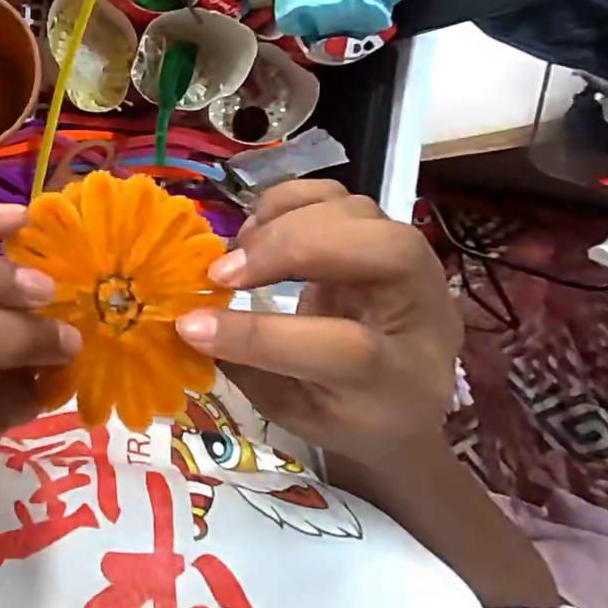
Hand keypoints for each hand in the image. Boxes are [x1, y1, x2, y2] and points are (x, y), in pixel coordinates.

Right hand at [173, 182, 462, 459]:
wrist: (403, 392)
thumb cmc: (346, 412)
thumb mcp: (295, 413)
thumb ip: (247, 370)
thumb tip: (185, 322)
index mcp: (404, 378)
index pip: (347, 350)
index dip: (262, 335)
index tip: (191, 325)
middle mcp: (422, 310)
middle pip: (386, 254)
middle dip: (292, 250)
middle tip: (221, 275)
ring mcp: (410, 261)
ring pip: (360, 212)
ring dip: (285, 223)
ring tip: (236, 255)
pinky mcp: (381, 230)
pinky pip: (337, 194)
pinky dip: (287, 200)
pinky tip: (255, 229)